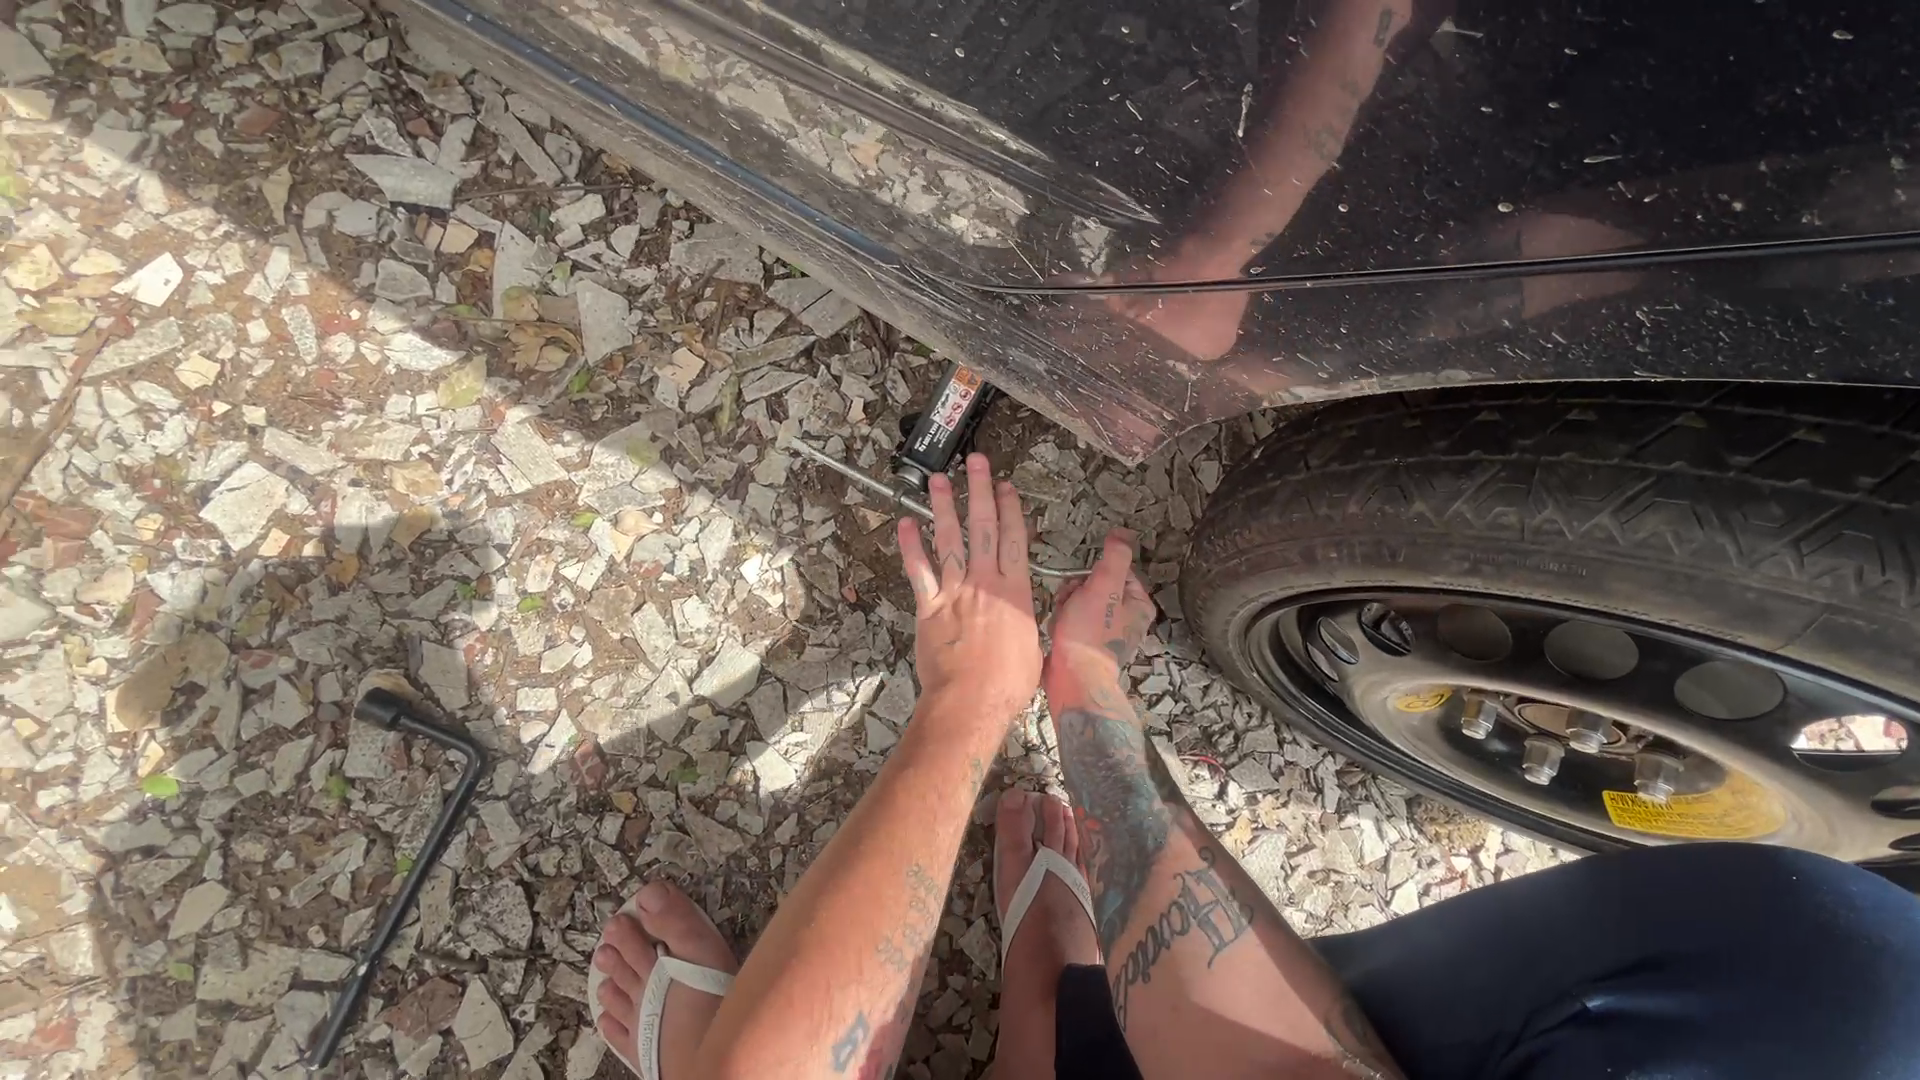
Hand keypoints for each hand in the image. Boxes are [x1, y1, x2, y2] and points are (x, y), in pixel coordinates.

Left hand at [897, 453, 1041, 722]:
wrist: (971, 701)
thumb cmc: (1008, 682)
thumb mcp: (1033, 646)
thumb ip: (1026, 620)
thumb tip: (1023, 613)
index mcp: (1015, 591)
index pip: (1013, 539)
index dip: (1010, 508)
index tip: (1006, 485)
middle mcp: (985, 583)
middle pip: (982, 528)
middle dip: (979, 491)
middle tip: (976, 461)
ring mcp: (954, 592)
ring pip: (949, 541)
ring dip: (944, 507)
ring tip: (938, 479)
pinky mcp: (929, 607)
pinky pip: (918, 571)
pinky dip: (910, 547)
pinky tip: (905, 523)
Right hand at [1043, 529, 1155, 687]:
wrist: (1072, 677)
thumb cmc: (1089, 635)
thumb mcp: (1104, 587)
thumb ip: (1115, 557)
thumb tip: (1122, 533)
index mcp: (1139, 605)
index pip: (1114, 571)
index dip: (1092, 575)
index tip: (1084, 586)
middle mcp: (1128, 620)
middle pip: (1094, 586)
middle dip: (1075, 593)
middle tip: (1073, 606)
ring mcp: (1108, 634)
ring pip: (1080, 602)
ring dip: (1066, 607)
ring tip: (1064, 622)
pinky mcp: (1089, 645)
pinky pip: (1072, 621)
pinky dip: (1062, 623)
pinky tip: (1060, 632)